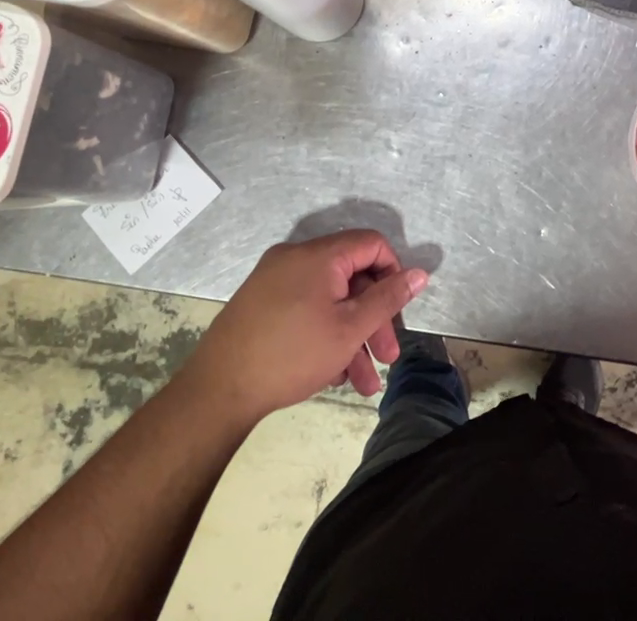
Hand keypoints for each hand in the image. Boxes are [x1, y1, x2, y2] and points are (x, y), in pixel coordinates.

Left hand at [176, 230, 429, 425]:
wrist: (217, 392)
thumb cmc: (292, 355)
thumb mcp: (350, 329)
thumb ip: (388, 298)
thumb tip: (419, 274)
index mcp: (316, 256)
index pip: (370, 244)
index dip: (393, 273)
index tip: (398, 309)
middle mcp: (293, 260)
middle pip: (352, 279)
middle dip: (375, 321)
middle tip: (388, 358)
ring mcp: (274, 283)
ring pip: (330, 303)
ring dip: (353, 339)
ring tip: (366, 384)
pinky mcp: (261, 306)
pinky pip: (307, 312)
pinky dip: (325, 336)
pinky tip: (334, 375)